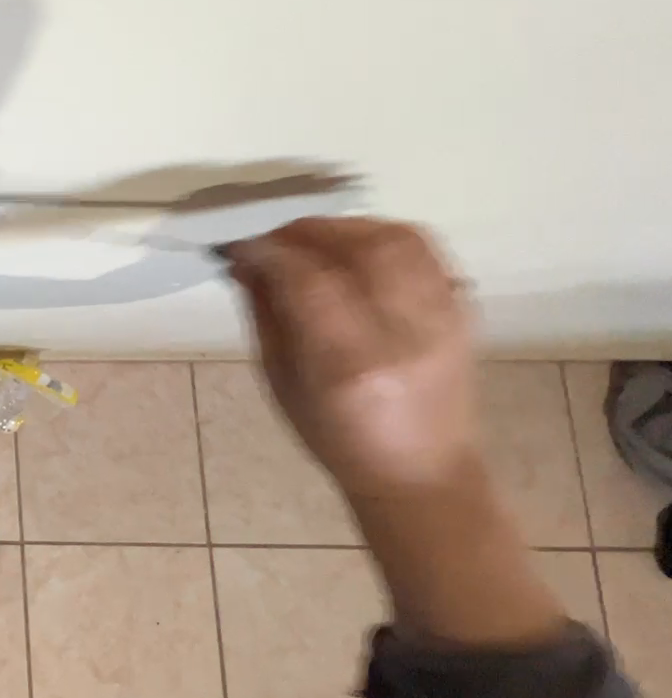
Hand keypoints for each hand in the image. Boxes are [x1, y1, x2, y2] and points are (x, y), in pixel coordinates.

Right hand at [222, 218, 477, 497]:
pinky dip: (382, 237)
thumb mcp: (279, 378)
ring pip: (400, 239)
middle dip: (305, 231)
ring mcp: (443, 319)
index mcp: (349, 362)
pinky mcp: (463, 312)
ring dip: (346, 227)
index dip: (266, 252)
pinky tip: (352, 249)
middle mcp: (405, 334)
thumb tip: (246, 262)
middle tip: (271, 238)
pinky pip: (426, 252)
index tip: (235, 247)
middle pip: (361, 248)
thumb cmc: (332, 434)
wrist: (420, 470)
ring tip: (310, 239)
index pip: (307, 280)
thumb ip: (265, 313)